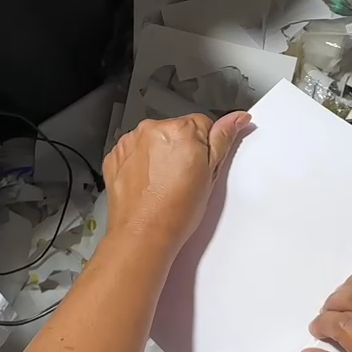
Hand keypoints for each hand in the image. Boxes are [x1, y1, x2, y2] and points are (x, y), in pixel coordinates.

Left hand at [102, 113, 248, 256]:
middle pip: (176, 130)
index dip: (205, 148)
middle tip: (183, 179)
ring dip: (159, 155)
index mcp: (181, 130)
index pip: (202, 124)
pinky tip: (148, 185)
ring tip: (164, 185)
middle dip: (182, 149)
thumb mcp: (210, 174)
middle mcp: (152, 129)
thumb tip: (237, 119)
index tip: (199, 167)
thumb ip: (223, 139)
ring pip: (154, 141)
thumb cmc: (176, 210)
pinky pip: (134, 152)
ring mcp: (130, 142)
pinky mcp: (114, 156)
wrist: (142, 233)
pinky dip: (140, 164)